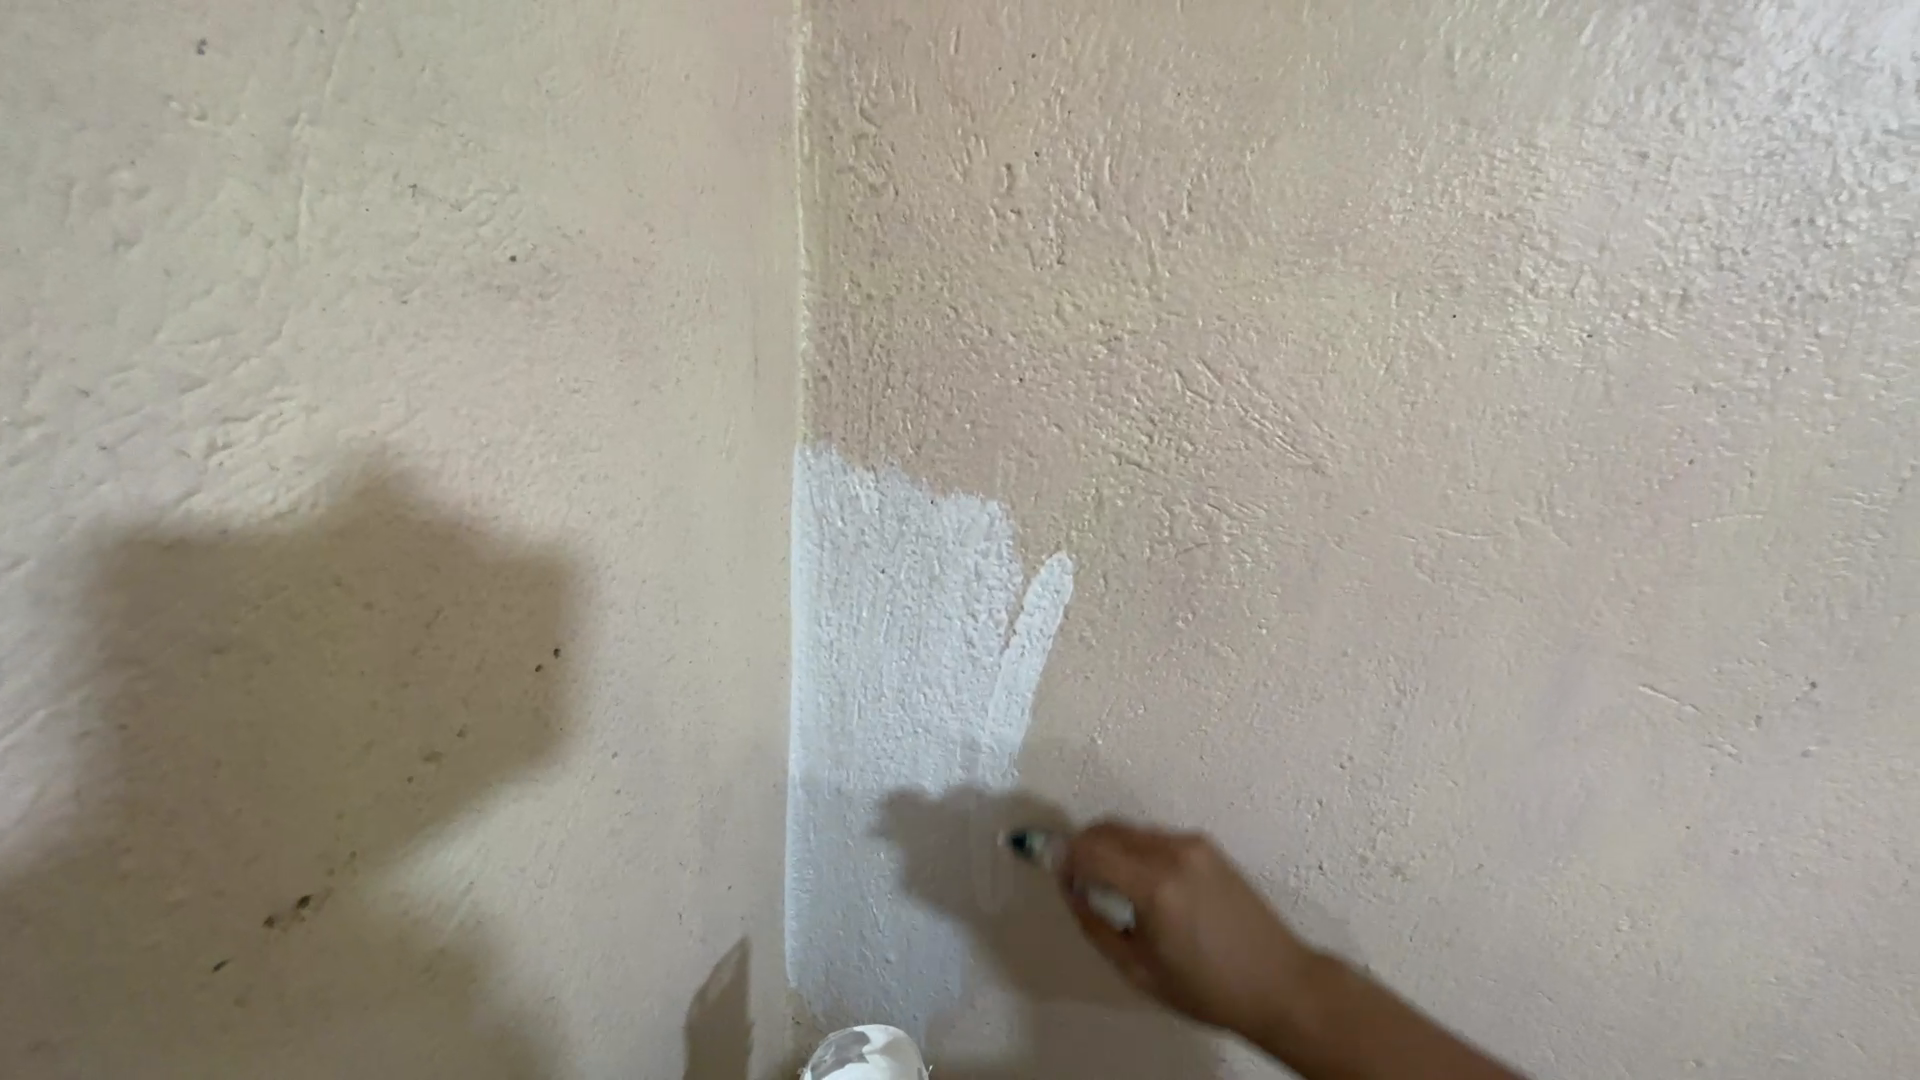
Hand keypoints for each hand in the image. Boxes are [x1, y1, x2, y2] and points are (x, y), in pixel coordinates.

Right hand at [1059, 820, 1320, 1039]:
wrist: (1280, 983)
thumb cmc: (1208, 988)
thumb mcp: (1138, 970)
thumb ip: (1095, 924)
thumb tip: (1070, 888)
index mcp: (1154, 886)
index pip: (1089, 850)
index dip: (1062, 857)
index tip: (1053, 872)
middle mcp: (1172, 853)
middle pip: (1106, 830)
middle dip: (1080, 846)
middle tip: (1073, 876)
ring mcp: (1193, 844)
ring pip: (1129, 829)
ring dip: (1107, 845)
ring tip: (1106, 881)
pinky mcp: (1207, 845)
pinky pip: (1154, 836)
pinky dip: (1134, 848)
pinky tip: (1139, 881)